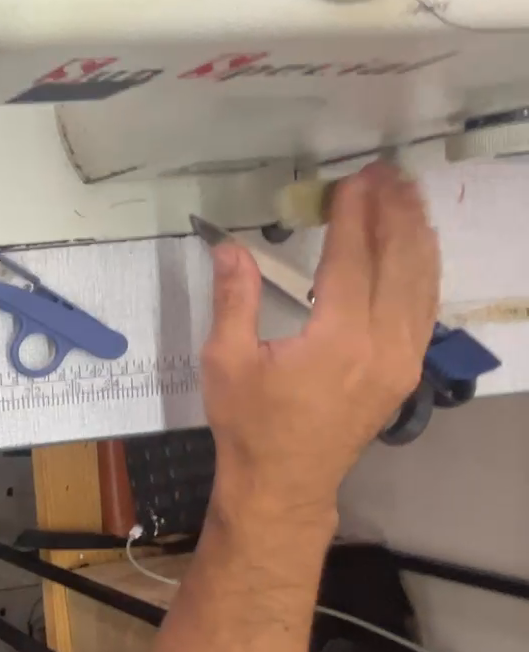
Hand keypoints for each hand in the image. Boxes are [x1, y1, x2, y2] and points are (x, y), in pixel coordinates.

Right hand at [202, 161, 439, 526]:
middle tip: (388, 175)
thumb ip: (234, 300)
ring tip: (409, 199)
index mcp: (338, 337)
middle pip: (403, 263)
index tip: (354, 183)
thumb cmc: (247, 419)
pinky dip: (423, 269)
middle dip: (396, 214)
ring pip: (426, 282)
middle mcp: (386, 341)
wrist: (283, 475)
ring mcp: (405, 355)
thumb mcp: (225, 360)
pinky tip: (415, 252)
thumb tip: (229, 249)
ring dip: (418, 235)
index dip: (355, 218)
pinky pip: (426, 306)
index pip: (353, 262)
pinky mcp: (406, 367)